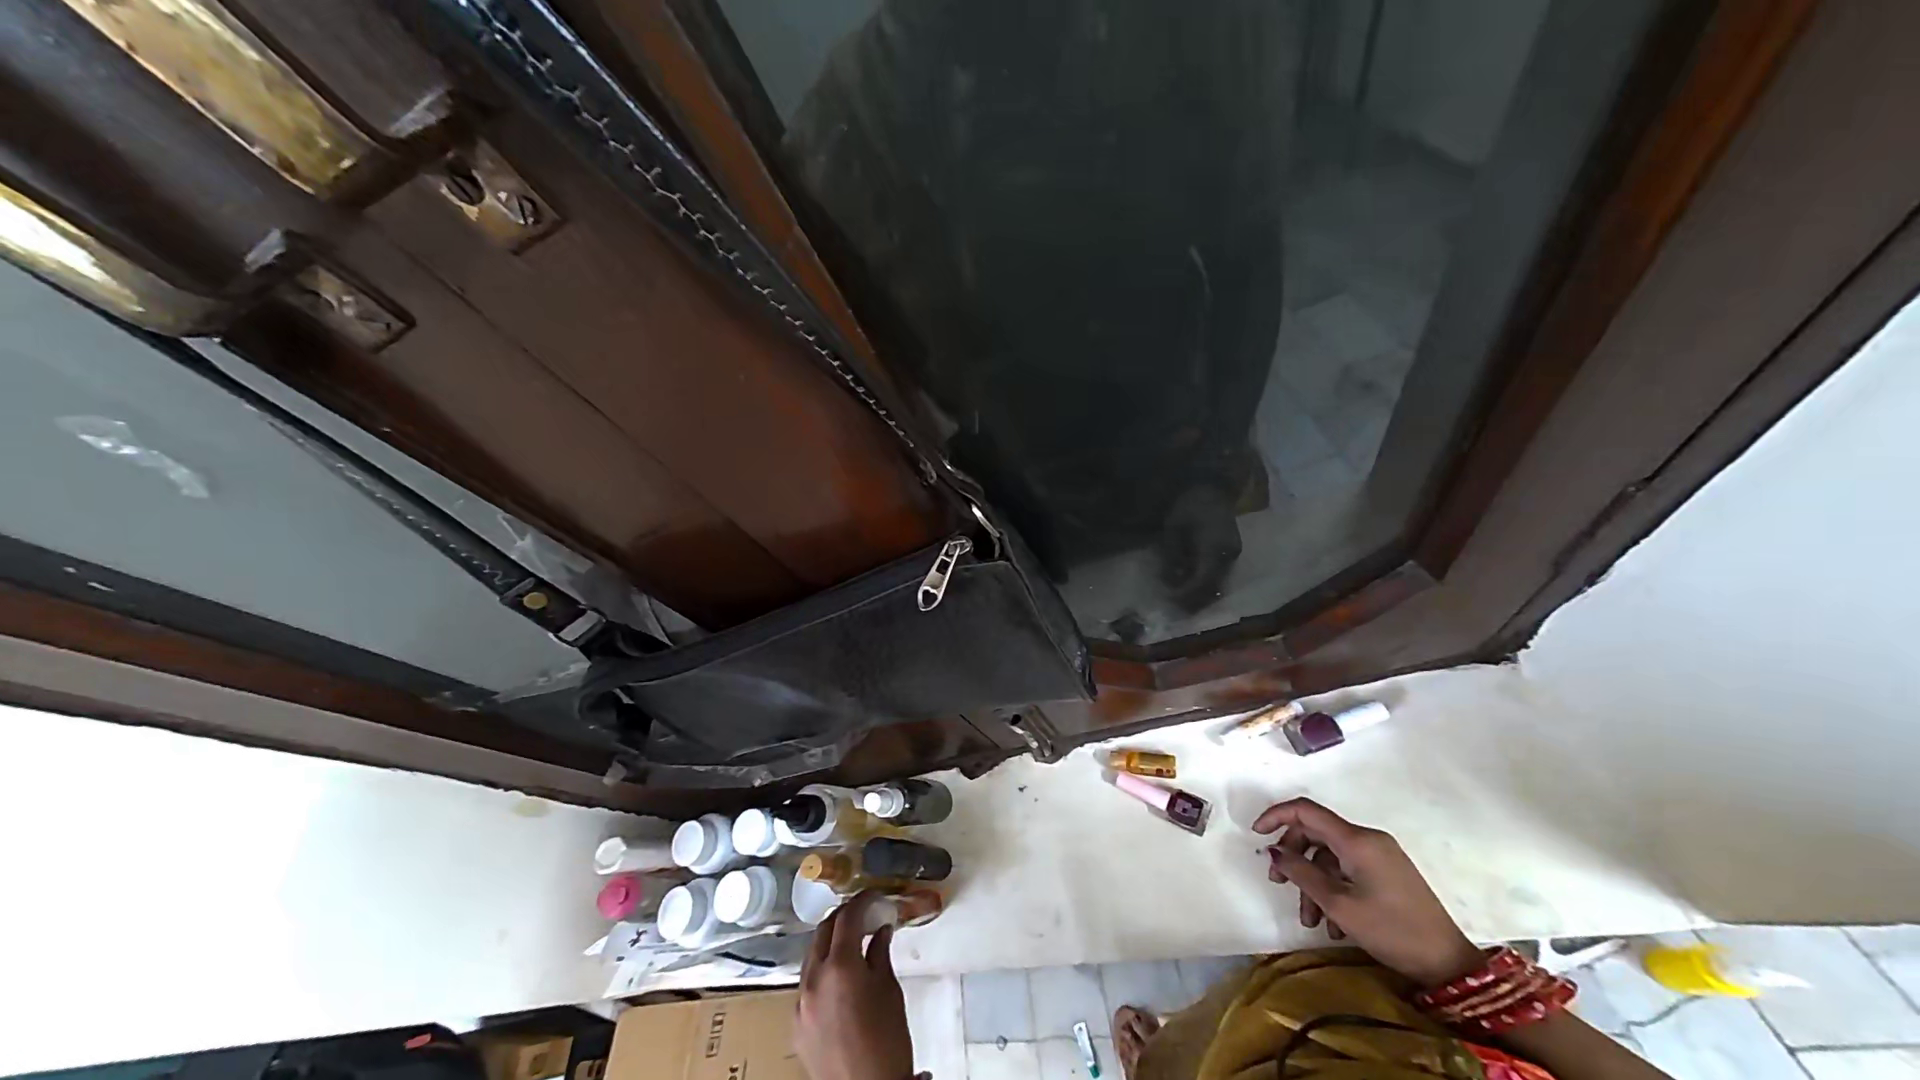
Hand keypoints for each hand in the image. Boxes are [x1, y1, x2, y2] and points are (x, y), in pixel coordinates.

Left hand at [795, 891, 913, 1079]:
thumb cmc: (887, 1042)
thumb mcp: (889, 992)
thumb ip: (880, 954)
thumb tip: (880, 931)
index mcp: (840, 968)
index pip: (847, 918)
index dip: (862, 901)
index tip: (874, 894)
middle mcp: (813, 979)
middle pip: (823, 932)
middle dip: (843, 917)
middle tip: (864, 913)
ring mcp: (800, 1003)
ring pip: (812, 957)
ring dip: (830, 943)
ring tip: (853, 941)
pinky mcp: (796, 1024)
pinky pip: (807, 984)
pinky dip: (823, 970)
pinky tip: (840, 977)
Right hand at [1253, 798, 1483, 986]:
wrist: (1448, 963)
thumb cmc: (1392, 930)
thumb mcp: (1339, 905)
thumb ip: (1301, 873)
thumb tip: (1274, 850)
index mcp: (1357, 840)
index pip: (1306, 811)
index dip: (1276, 816)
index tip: (1256, 834)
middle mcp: (1367, 839)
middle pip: (1315, 834)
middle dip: (1293, 858)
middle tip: (1278, 883)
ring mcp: (1379, 856)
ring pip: (1329, 857)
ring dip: (1312, 883)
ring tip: (1309, 919)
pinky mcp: (1386, 873)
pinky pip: (1347, 870)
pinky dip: (1332, 890)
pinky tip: (1332, 924)